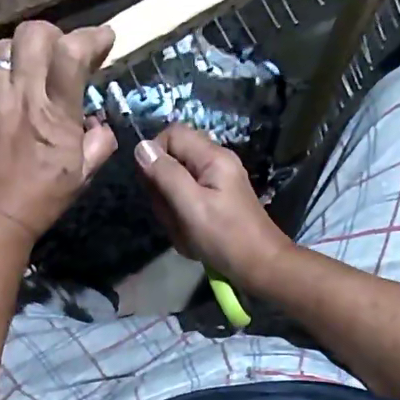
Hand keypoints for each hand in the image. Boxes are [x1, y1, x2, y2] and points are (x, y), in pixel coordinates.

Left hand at [0, 21, 117, 248]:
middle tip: (60, 53)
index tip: (103, 42)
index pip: (73, 51)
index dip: (92, 37)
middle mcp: (21, 97)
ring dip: (21, 53)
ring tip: (29, 71)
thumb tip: (99, 126)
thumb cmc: (41, 199)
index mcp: (55, 113)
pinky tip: (1, 88)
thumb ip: (99, 143)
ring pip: (2, 48)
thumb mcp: (83, 175)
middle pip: (32, 35)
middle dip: (53, 34)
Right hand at [136, 125, 294, 285]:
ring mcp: (217, 182)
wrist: (259, 265)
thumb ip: (166, 175)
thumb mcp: (190, 206)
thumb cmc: (225, 236)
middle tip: (172, 213)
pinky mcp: (216, 199)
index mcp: (212, 157)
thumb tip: (141, 147)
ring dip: (170, 207)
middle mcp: (215, 162)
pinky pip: (185, 200)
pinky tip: (189, 234)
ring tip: (182, 227)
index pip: (172, 134)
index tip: (151, 184)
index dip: (154, 154)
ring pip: (175, 183)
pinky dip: (181, 217)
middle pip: (172, 159)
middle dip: (162, 187)